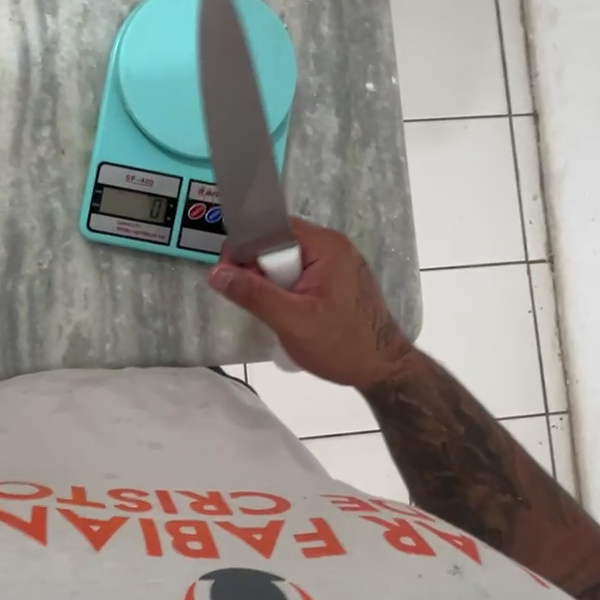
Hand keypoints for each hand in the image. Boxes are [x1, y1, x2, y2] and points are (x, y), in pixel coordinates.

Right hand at [207, 217, 414, 390]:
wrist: (384, 371)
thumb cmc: (341, 344)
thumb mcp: (291, 320)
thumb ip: (252, 294)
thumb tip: (216, 273)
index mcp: (326, 245)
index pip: (273, 227)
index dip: (246, 246)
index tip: (228, 273)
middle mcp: (334, 246)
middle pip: (279, 242)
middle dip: (257, 266)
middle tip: (246, 296)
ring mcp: (338, 262)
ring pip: (288, 259)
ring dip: (271, 280)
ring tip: (266, 307)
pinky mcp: (338, 279)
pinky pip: (301, 271)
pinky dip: (287, 287)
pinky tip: (284, 310)